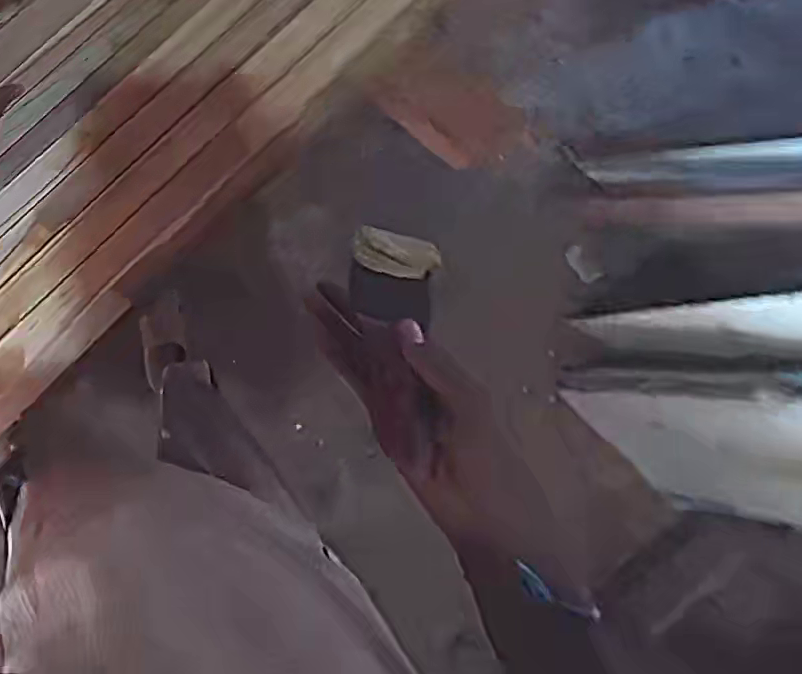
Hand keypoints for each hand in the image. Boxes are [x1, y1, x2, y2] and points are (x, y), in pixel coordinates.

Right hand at [306, 284, 593, 606]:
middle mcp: (414, 377)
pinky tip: (320, 338)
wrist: (486, 521)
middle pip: (374, 337)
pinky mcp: (378, 416)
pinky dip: (337, 358)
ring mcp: (394, 396)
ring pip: (359, 354)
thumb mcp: (473, 411)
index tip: (354, 280)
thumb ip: (437, 369)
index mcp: (441, 369)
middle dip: (348, 312)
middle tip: (317, 286)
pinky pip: (355, 380)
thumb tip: (401, 324)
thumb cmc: (492, 463)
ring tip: (309, 304)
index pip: (402, 328)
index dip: (378, 304)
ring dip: (336, 330)